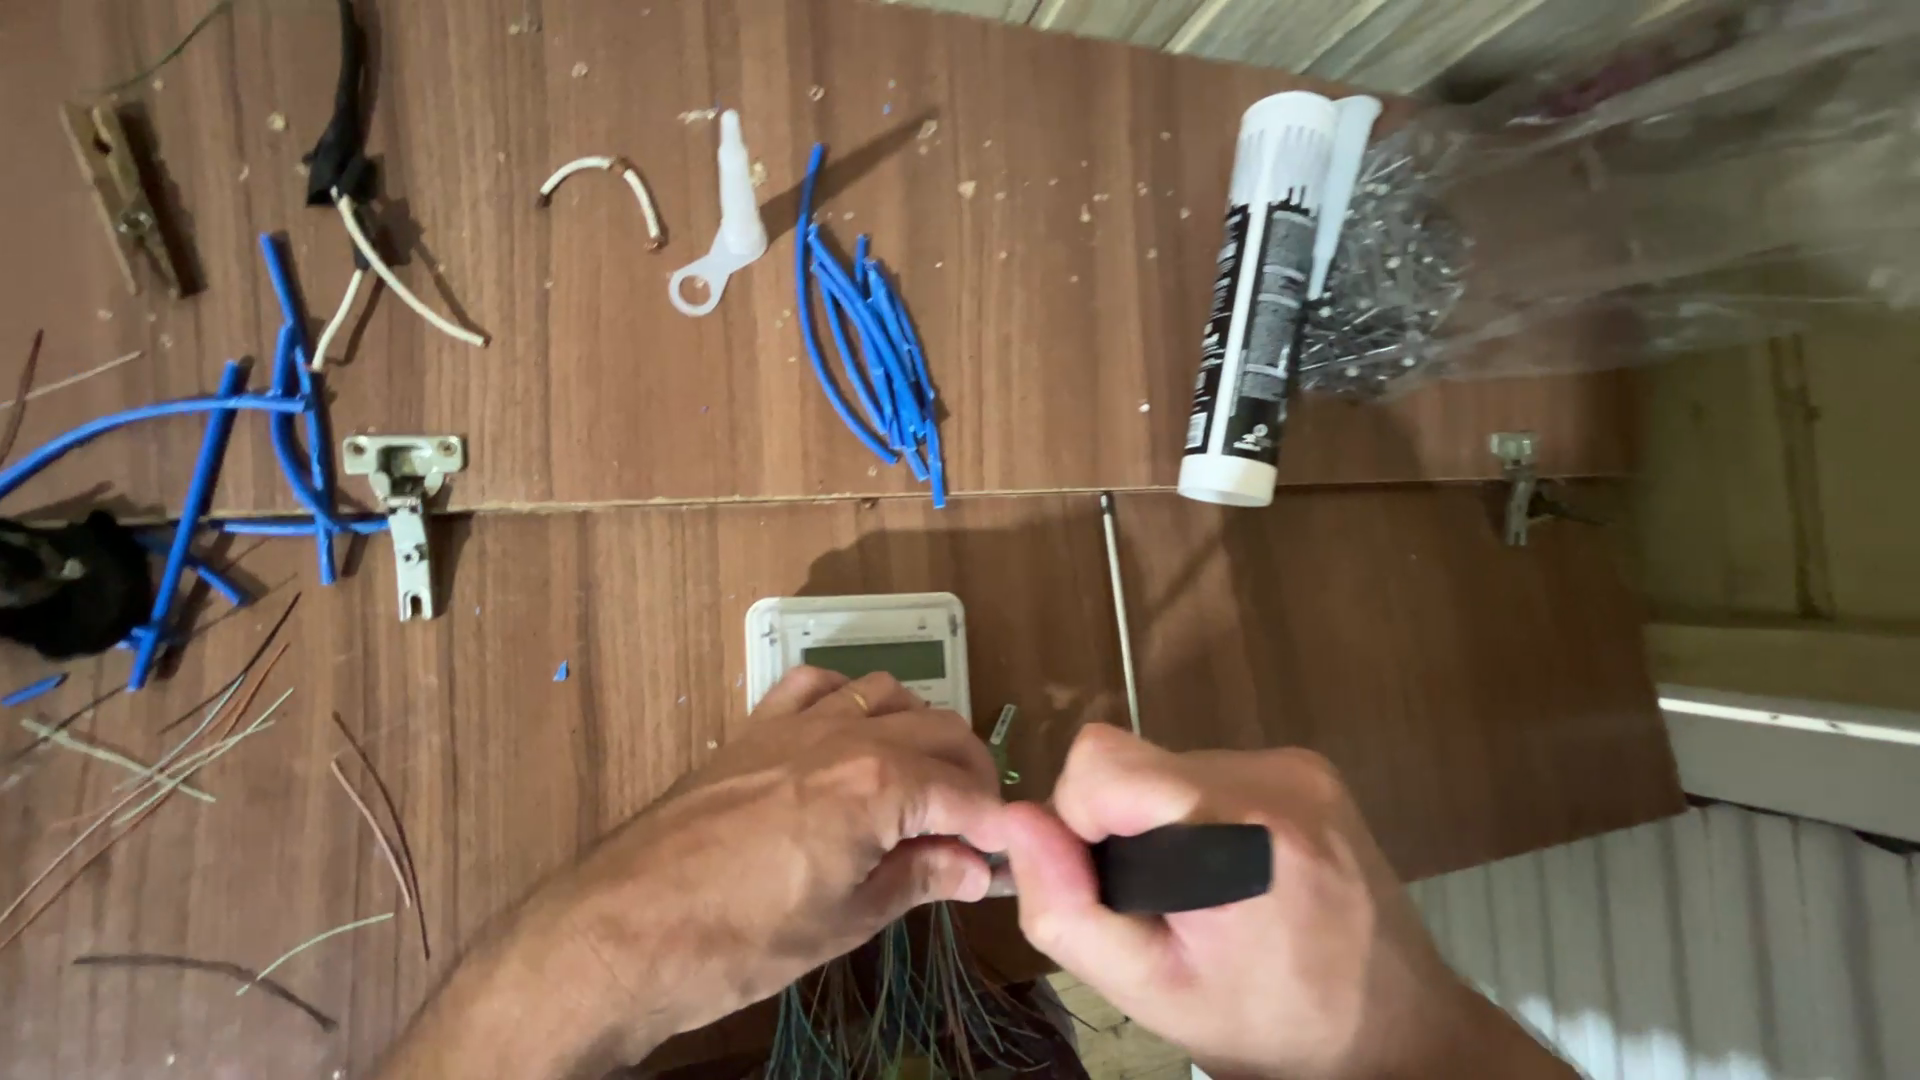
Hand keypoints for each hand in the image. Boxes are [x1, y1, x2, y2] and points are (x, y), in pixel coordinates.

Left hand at [554, 666, 1007, 1040]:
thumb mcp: (846, 920)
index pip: (966, 792)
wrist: (625, 929)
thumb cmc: (741, 940)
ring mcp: (799, 721)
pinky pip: (817, 682)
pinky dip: (850, 697)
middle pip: (941, 731)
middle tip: (976, 825)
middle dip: (973, 774)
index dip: (997, 824)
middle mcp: (849, 733)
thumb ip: (920, 877)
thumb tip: (978, 869)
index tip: (1010, 852)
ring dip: (921, 730)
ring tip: (923, 779)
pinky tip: (852, 730)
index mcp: (879, 785)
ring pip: (890, 694)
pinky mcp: (757, 725)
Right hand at [1003, 725, 1568, 1079]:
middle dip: (1118, 823)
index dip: (1080, 818)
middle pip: (1130, 759)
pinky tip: (1231, 867)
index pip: (1100, 760)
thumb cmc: (1266, 1022)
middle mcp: (1272, 775)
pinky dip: (1194, 811)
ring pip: (1164, 763)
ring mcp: (1295, 762)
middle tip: (1161, 899)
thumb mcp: (1151, 994)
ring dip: (1157, 819)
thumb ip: (1067, 911)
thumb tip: (1018, 819)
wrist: (1399, 1028)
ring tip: (1202, 889)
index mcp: (1236, 833)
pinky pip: (1206, 766)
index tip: (1112, 881)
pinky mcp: (1305, 763)